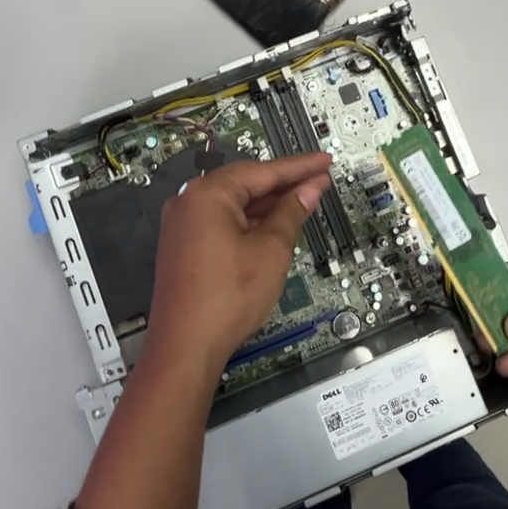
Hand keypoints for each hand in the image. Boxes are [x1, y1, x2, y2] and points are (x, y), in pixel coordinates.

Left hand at [144, 152, 331, 375]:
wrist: (185, 347)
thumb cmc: (228, 297)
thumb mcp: (271, 250)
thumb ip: (291, 212)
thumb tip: (310, 189)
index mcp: (208, 194)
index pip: (263, 171)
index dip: (299, 167)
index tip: (324, 161)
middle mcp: (189, 202)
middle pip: (246, 184)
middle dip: (284, 184)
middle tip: (319, 181)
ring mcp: (183, 226)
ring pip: (235, 205)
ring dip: (268, 204)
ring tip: (304, 202)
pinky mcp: (184, 247)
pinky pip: (222, 222)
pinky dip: (250, 222)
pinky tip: (274, 226)